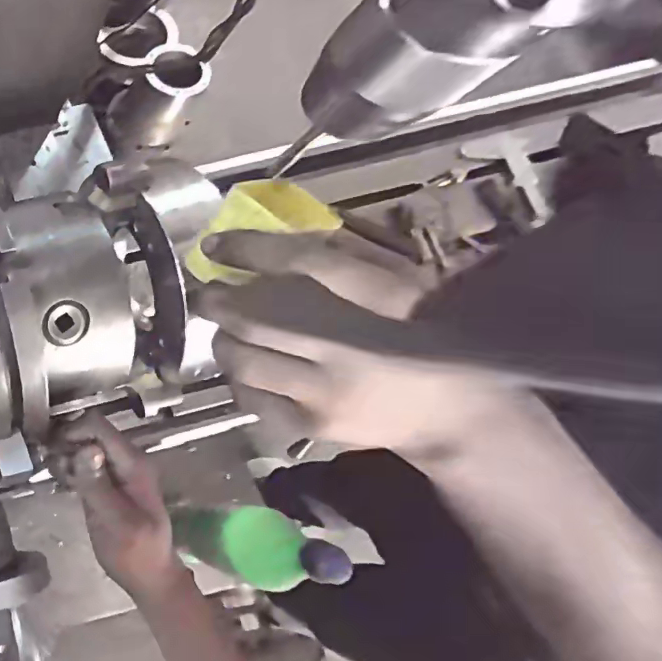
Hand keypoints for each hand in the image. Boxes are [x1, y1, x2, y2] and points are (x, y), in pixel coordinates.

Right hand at [58, 414, 185, 602]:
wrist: (150, 577)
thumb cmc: (135, 553)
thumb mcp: (115, 523)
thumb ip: (97, 485)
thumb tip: (84, 449)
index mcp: (133, 463)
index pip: (97, 425)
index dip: (72, 432)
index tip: (53, 453)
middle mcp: (126, 458)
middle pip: (89, 430)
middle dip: (66, 442)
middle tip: (53, 468)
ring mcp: (117, 468)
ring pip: (85, 443)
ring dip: (66, 454)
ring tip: (59, 477)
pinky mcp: (107, 479)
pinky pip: (85, 460)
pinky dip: (71, 465)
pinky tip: (65, 482)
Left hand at [193, 230, 538, 461]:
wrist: (455, 416)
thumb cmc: (424, 335)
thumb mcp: (399, 283)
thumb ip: (345, 255)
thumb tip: (275, 235)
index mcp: (382, 302)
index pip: (300, 263)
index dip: (248, 249)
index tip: (213, 244)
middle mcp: (348, 352)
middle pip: (254, 321)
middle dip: (216, 303)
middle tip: (206, 293)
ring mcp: (325, 394)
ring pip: (243, 361)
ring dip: (223, 340)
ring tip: (226, 330)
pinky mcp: (310, 425)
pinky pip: (250, 396)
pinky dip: (238, 376)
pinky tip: (247, 365)